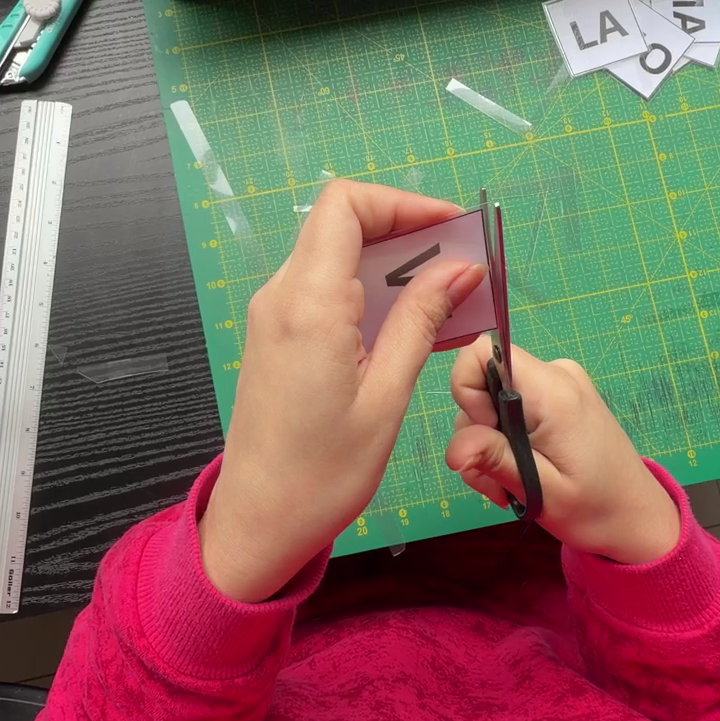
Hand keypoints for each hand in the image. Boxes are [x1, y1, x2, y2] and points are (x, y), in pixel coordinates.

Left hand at [202, 181, 487, 602]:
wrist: (259, 517)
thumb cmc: (324, 471)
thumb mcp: (386, 395)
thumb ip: (420, 320)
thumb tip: (460, 269)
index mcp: (306, 303)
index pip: (344, 206)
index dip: (400, 203)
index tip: (449, 227)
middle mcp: (280, 296)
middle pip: (339, 225)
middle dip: (402, 230)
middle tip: (457, 263)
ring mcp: (271, 314)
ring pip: (332, 255)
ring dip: (388, 262)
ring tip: (442, 292)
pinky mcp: (274, 334)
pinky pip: (321, 288)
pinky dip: (365, 289)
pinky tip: (404, 318)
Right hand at [446, 338, 679, 562]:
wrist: (637, 519)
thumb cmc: (595, 508)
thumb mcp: (540, 490)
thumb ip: (495, 460)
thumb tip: (453, 450)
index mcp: (552, 391)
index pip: (482, 353)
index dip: (468, 392)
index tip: (486, 435)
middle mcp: (553, 375)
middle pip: (481, 384)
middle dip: (478, 433)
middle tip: (498, 477)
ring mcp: (555, 384)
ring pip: (489, 403)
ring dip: (489, 446)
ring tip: (511, 483)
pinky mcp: (554, 398)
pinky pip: (508, 408)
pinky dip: (504, 441)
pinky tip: (519, 473)